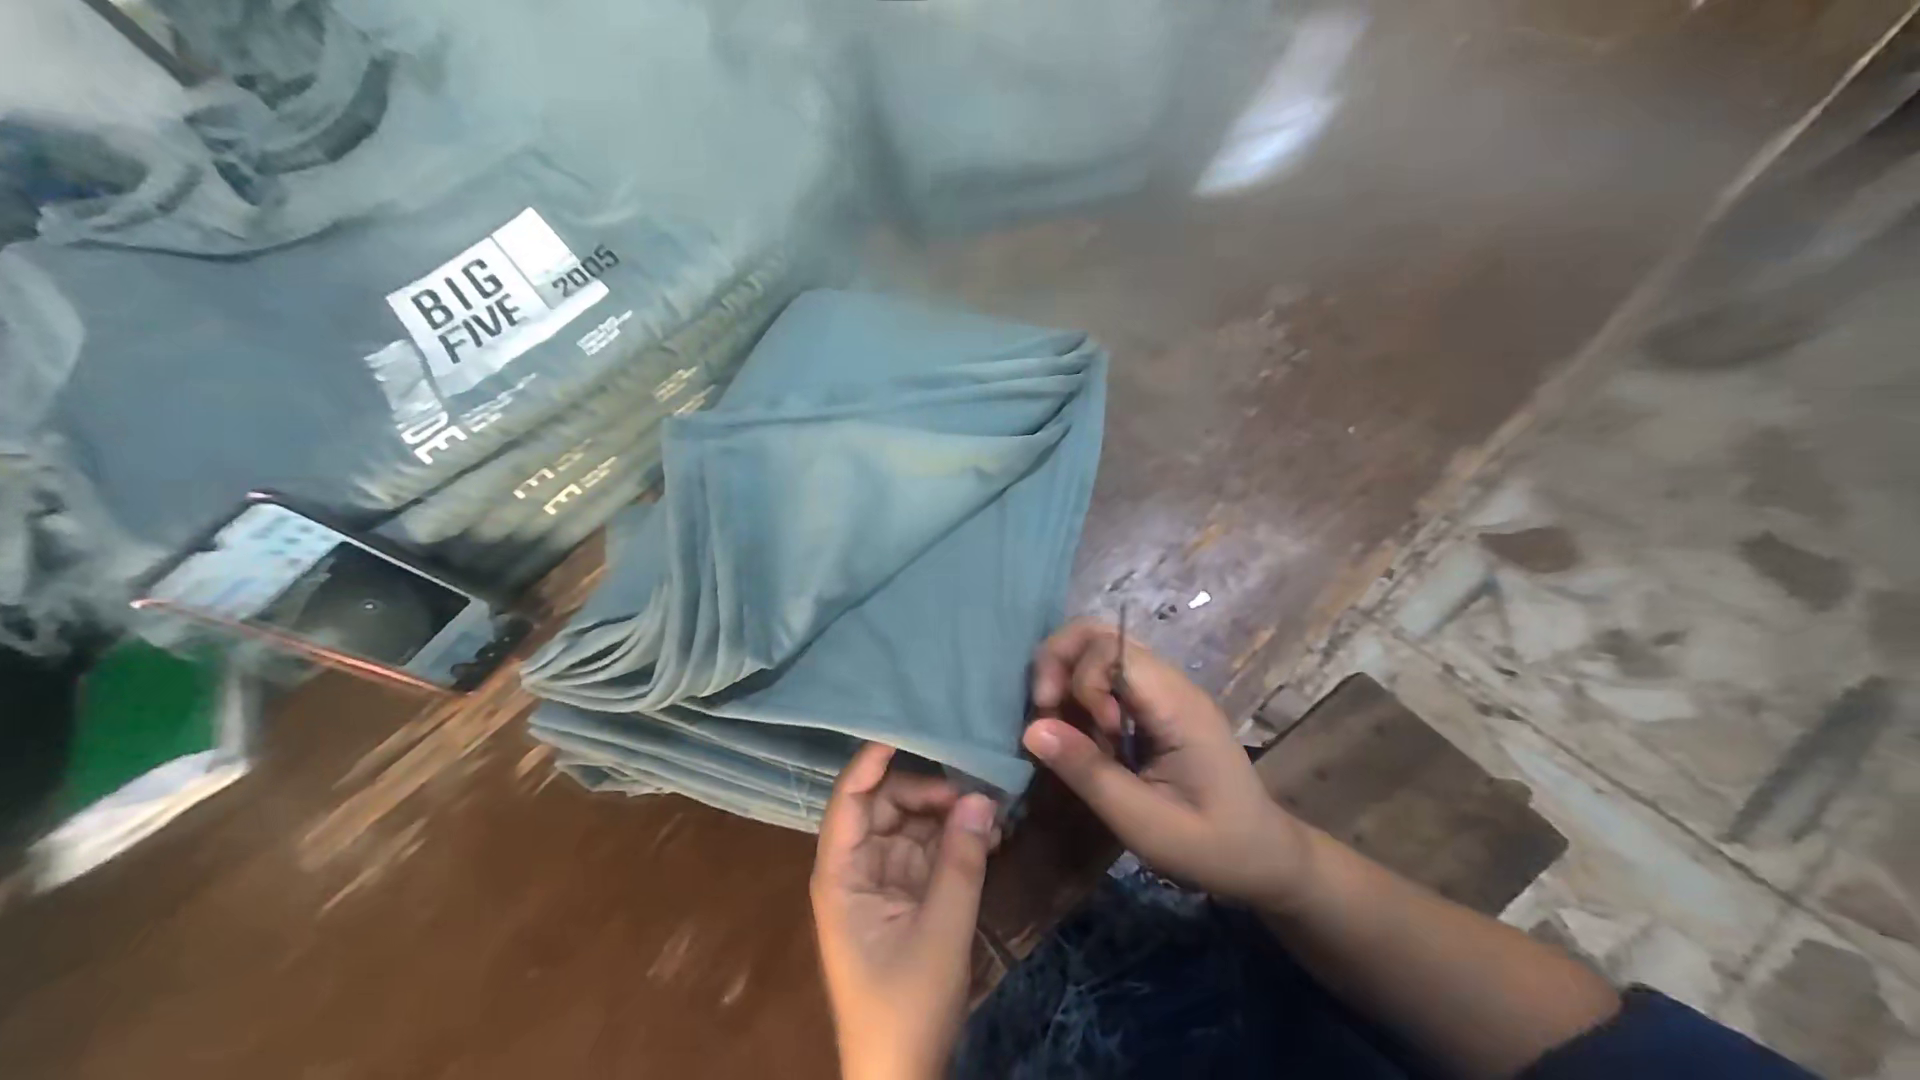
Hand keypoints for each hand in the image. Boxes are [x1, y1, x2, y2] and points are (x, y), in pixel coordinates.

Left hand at [810, 743, 998, 1079]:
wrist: (902, 1074)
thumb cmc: (905, 1005)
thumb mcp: (940, 932)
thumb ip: (961, 861)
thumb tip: (982, 796)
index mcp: (842, 873)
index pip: (850, 798)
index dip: (873, 759)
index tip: (908, 725)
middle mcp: (858, 865)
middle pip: (888, 804)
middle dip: (931, 791)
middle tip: (979, 789)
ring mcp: (884, 879)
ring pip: (914, 824)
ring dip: (950, 814)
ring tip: (994, 811)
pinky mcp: (908, 893)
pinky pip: (930, 849)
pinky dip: (956, 839)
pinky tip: (990, 833)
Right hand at [1022, 617, 1310, 908]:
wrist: (1263, 856)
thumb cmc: (1212, 847)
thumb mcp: (1146, 825)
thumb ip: (1089, 774)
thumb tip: (1031, 729)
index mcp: (1177, 704)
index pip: (1112, 649)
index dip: (1082, 680)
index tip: (1091, 734)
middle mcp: (1168, 683)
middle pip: (1097, 634)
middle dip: (1058, 664)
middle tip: (1046, 712)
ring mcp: (1161, 690)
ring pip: (1096, 649)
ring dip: (1064, 678)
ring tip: (1060, 726)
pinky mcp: (1153, 704)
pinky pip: (1104, 675)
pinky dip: (1078, 694)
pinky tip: (1080, 733)